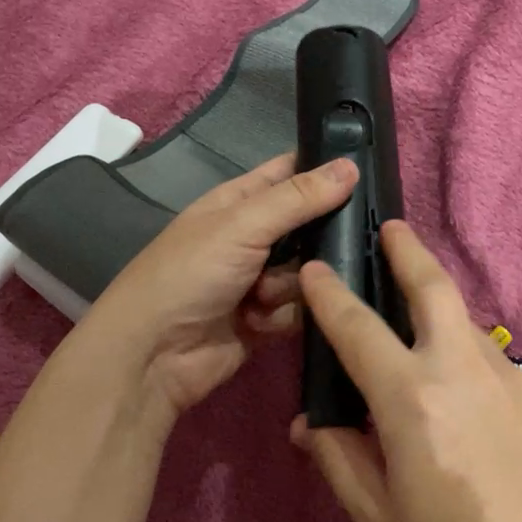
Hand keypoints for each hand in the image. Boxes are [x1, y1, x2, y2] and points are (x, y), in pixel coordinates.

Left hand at [81, 153, 357, 415]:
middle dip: (323, 237)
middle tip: (334, 243)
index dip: (327, 168)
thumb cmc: (189, 274)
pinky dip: (285, 315)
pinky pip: (303, 307)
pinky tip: (261, 322)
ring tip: (263, 295)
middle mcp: (255, 236)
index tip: (369, 170)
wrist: (152, 356)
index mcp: (242, 201)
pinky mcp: (269, 318)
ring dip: (294, 283)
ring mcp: (263, 278)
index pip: (293, 172)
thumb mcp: (243, 224)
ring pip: (312, 269)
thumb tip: (351, 165)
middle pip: (313, 225)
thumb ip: (299, 197)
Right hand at [290, 223, 521, 521]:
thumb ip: (338, 458)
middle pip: (433, 288)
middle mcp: (461, 369)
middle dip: (408, 250)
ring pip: (466, 320)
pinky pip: (489, 357)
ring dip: (438, 302)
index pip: (359, 329)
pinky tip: (457, 382)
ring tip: (415, 306)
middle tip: (393, 228)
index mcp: (412, 397)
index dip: (330, 295)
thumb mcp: (378, 520)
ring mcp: (508, 377)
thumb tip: (308, 421)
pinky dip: (463, 348)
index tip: (315, 269)